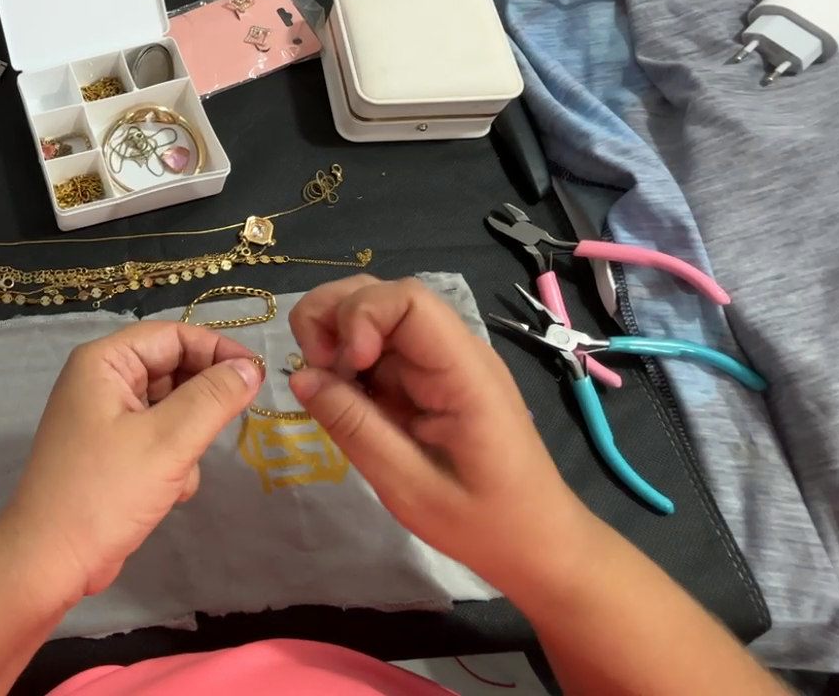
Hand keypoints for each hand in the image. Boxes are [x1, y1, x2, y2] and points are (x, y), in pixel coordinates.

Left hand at [0, 321, 262, 598]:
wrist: (51, 559)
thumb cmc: (105, 491)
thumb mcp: (167, 441)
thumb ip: (212, 398)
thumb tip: (250, 367)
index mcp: (104, 362)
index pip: (171, 335)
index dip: (216, 349)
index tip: (259, 374)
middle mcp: (102, 380)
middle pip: (171, 368)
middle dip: (200, 400)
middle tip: (232, 424)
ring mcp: (105, 416)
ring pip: (170, 406)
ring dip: (188, 436)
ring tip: (183, 467)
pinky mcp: (112, 450)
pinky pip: (158, 437)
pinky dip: (173, 459)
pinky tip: (170, 490)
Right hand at [286, 275, 594, 591]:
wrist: (539, 546)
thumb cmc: (485, 524)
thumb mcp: (410, 488)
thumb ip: (354, 427)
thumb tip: (298, 376)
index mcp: (464, 372)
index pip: (407, 300)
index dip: (360, 315)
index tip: (342, 365)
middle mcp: (450, 350)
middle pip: (379, 292)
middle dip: (330, 316)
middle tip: (316, 369)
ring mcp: (434, 359)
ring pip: (368, 309)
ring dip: (330, 332)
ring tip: (324, 380)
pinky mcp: (419, 374)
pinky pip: (371, 343)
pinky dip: (341, 357)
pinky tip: (340, 394)